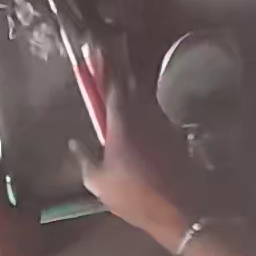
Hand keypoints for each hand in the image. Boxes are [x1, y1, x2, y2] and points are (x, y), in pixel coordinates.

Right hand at [70, 75, 200, 250]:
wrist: (180, 210)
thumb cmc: (134, 195)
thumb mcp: (98, 182)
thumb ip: (83, 158)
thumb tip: (74, 144)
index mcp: (122, 119)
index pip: (111, 81)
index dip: (103, 62)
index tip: (96, 45)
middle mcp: (145, 113)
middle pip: (130, 82)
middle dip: (119, 68)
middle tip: (108, 58)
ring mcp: (163, 122)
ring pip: (144, 98)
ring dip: (132, 91)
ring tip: (119, 92)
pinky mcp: (175, 135)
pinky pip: (155, 116)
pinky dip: (144, 114)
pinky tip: (137, 126)